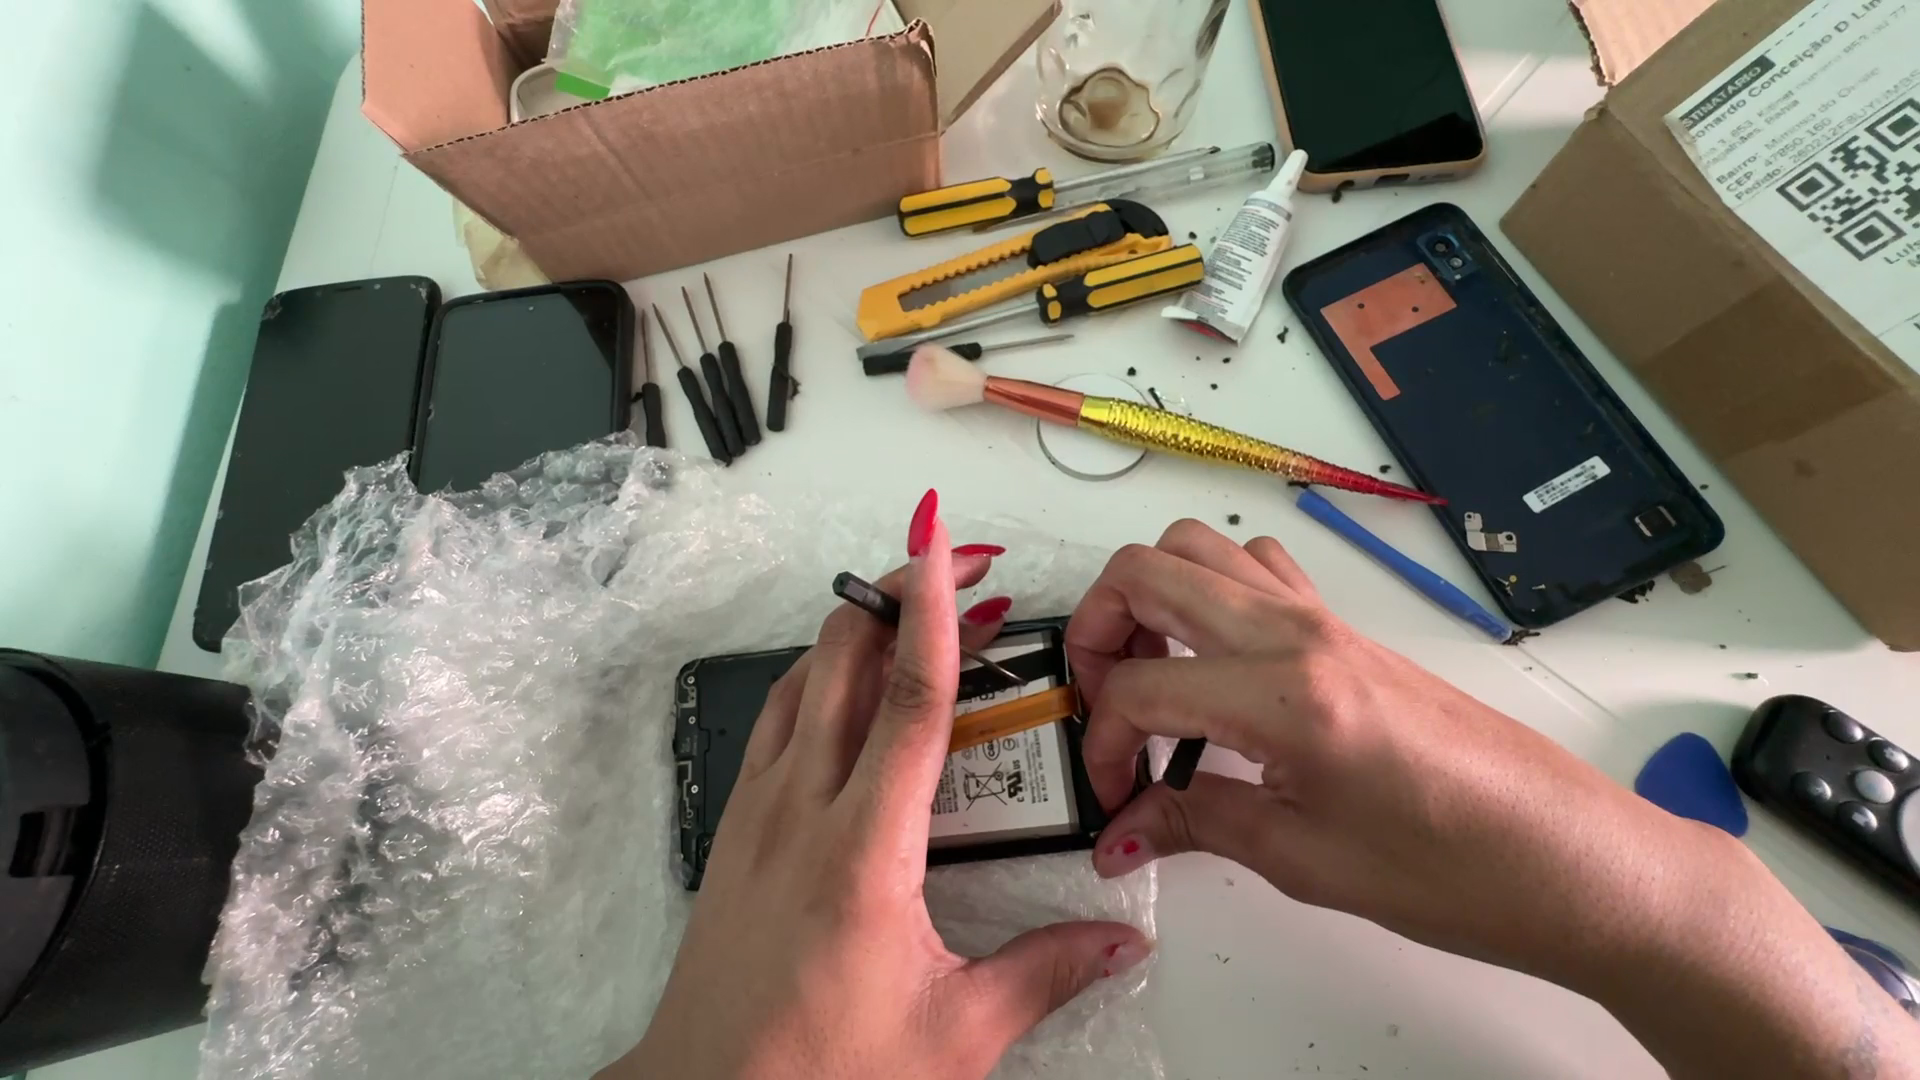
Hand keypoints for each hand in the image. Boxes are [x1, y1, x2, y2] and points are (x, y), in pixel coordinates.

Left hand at [602, 491, 1149, 1079]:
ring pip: (808, 671)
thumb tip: (1117, 942)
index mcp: (864, 848)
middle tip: (962, 567)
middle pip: (848, 654)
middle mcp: (803, 805)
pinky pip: (782, 709)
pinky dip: (824, 670)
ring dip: (863, 626)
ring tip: (920, 613)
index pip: (910, 698)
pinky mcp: (741, 816)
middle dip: (902, 589)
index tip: (941, 542)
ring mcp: (761, 803)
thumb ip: (1045, 972)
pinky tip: (855, 681)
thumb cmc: (813, 1076)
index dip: (934, 610)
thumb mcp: (952, 1034)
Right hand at [1068, 518, 1644, 965]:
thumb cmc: (1450, 873)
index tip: (1112, 792)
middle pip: (1144, 572)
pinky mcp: (1339, 620)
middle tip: (1098, 697)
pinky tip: (1213, 650)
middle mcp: (1292, 631)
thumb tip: (1117, 835)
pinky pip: (1254, 562)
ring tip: (1148, 664)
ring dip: (1146, 593)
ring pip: (1194, 545)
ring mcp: (1318, 614)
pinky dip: (1207, 585)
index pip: (1139, 690)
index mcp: (1281, 696)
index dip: (1102, 744)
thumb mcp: (1300, 860)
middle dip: (1092, 628)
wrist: (1573, 857)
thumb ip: (1190, 825)